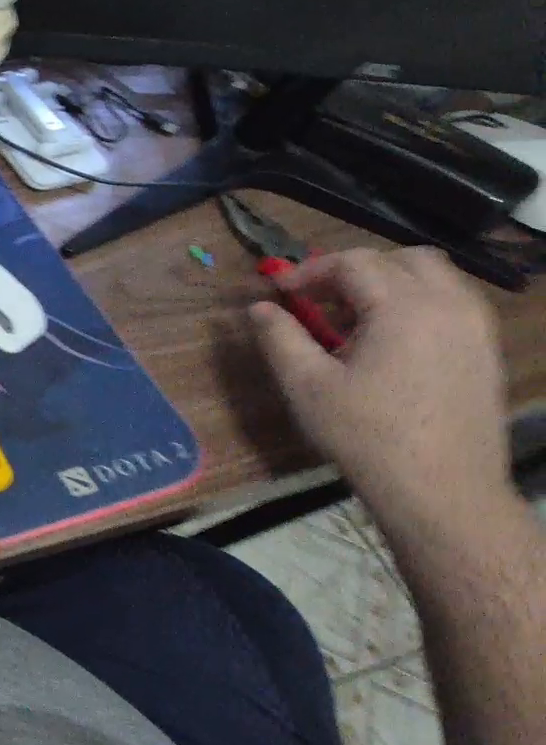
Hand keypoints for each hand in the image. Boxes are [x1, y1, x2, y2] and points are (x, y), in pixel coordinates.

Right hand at [250, 247, 514, 535]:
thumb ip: (280, 337)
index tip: (279, 292)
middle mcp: (451, 307)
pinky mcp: (485, 350)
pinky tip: (384, 340)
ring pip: (435, 278)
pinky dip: (414, 303)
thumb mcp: (305, 384)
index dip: (310, 270)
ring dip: (387, 284)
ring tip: (348, 318)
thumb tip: (259, 308)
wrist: (439, 485)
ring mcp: (476, 328)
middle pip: (404, 259)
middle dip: (354, 269)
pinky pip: (452, 304)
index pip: (356, 262)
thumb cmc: (364, 432)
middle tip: (316, 298)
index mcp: (405, 309)